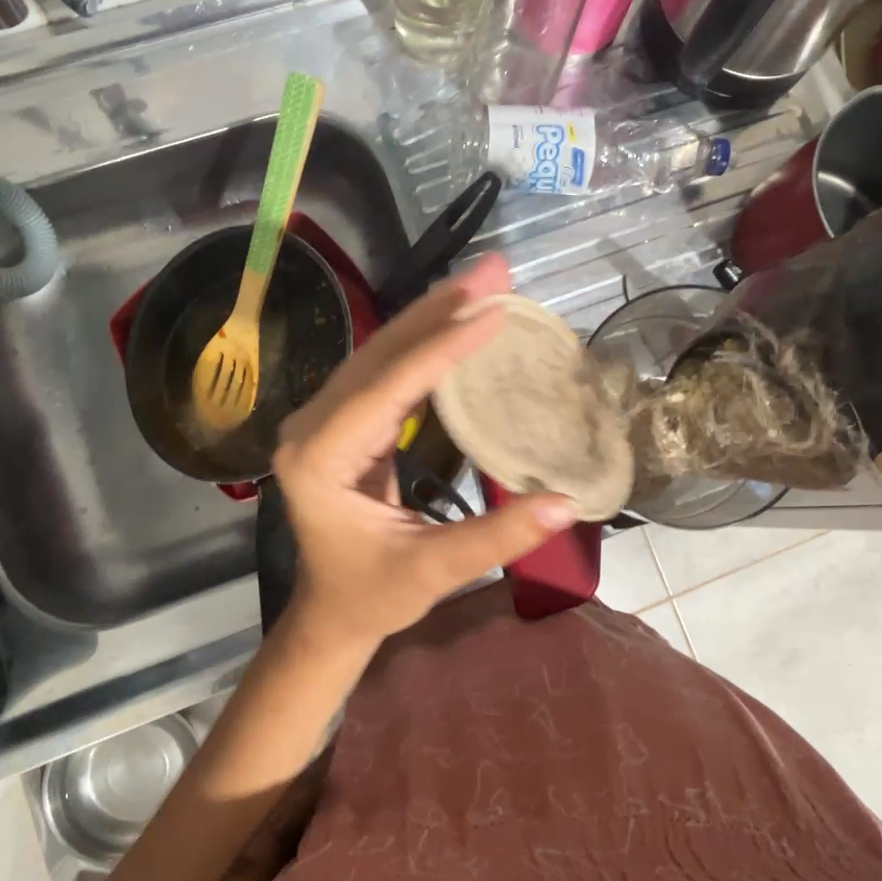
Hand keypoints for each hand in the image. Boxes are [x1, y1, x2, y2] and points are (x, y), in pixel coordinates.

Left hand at [272, 255, 577, 648]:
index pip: (387, 389)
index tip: (493, 311)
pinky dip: (424, 341)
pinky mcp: (343, 420)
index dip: (442, 348)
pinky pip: (385, 369)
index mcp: (321, 459)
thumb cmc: (373, 596)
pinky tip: (458, 318)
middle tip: (496, 269)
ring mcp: (324, 418)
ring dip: (433, 313)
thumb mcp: (433, 572)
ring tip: (486, 280)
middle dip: (440, 308)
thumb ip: (495, 538)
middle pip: (380, 353)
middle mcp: (313, 425)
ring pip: (381, 351)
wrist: (332, 610)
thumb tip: (568, 504)